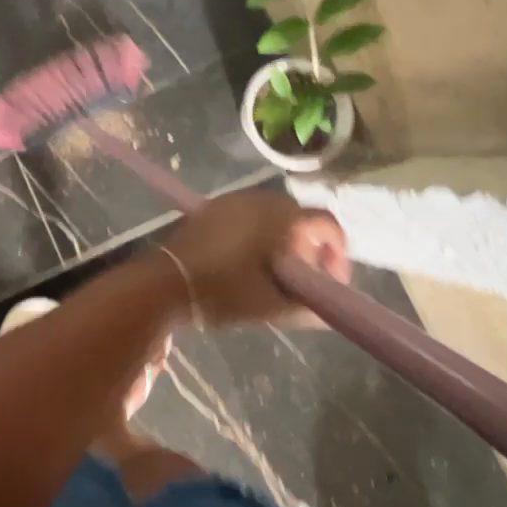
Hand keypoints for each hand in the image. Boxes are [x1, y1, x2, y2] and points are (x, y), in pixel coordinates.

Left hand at [158, 184, 350, 325]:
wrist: (169, 281)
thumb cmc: (227, 292)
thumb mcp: (276, 307)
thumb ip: (312, 306)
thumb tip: (328, 306)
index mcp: (283, 217)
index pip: (328, 223)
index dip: (337, 252)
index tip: (330, 280)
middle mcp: (262, 198)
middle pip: (302, 216)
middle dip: (310, 245)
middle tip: (304, 276)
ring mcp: (235, 198)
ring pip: (274, 213)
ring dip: (284, 237)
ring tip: (276, 270)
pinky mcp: (214, 206)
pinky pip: (249, 213)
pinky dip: (259, 231)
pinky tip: (248, 258)